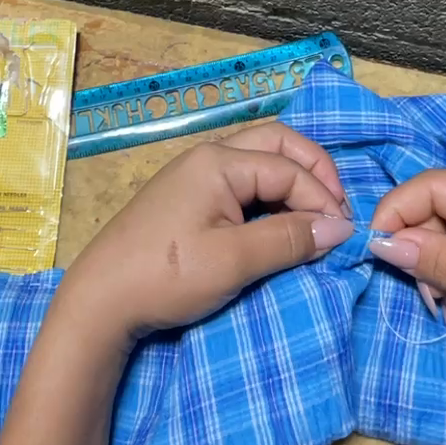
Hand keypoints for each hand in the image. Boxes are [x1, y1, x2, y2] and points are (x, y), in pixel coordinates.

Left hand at [58, 123, 356, 344]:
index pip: (289, 168)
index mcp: (218, 161)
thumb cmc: (165, 276)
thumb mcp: (233, 260)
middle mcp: (208, 155)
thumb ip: (289, 238)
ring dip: (292, 184)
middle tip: (336, 212)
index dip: (323, 198)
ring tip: (313, 222)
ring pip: (260, 160)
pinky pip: (242, 181)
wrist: (100, 299)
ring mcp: (196, 173)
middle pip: (277, 145)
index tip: (345, 236)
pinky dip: (270, 197)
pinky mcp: (189, 195)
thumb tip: (340, 227)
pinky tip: (279, 225)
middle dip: (313, 173)